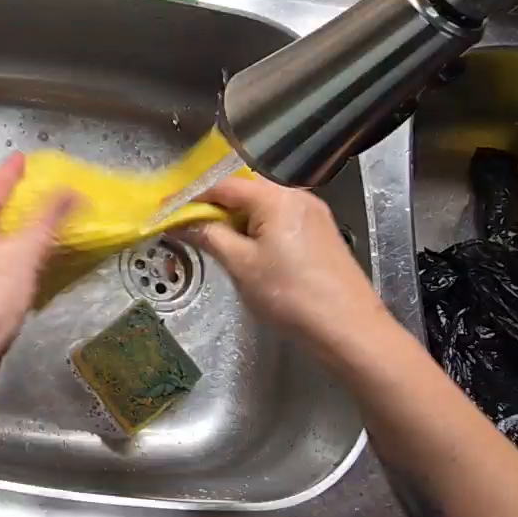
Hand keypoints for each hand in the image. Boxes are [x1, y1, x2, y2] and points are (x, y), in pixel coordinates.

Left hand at [0, 155, 75, 388]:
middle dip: (22, 198)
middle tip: (51, 187)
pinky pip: (0, 257)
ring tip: (52, 218)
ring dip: (24, 226)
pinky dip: (20, 251)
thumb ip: (47, 220)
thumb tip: (71, 189)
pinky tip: (38, 257)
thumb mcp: (21, 255)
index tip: (26, 156)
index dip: (13, 171)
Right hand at [185, 176, 385, 344]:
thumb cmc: (290, 295)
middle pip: (244, 190)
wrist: (351, 331)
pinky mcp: (321, 233)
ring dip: (234, 217)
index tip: (166, 210)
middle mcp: (296, 196)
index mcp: (276, 198)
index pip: (223, 186)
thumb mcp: (241, 265)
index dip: (191, 197)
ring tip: (211, 237)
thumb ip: (208, 235)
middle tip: (186, 224)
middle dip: (213, 206)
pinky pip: (278, 219)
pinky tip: (245, 248)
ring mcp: (313, 214)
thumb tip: (180, 222)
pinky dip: (256, 227)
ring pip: (262, 205)